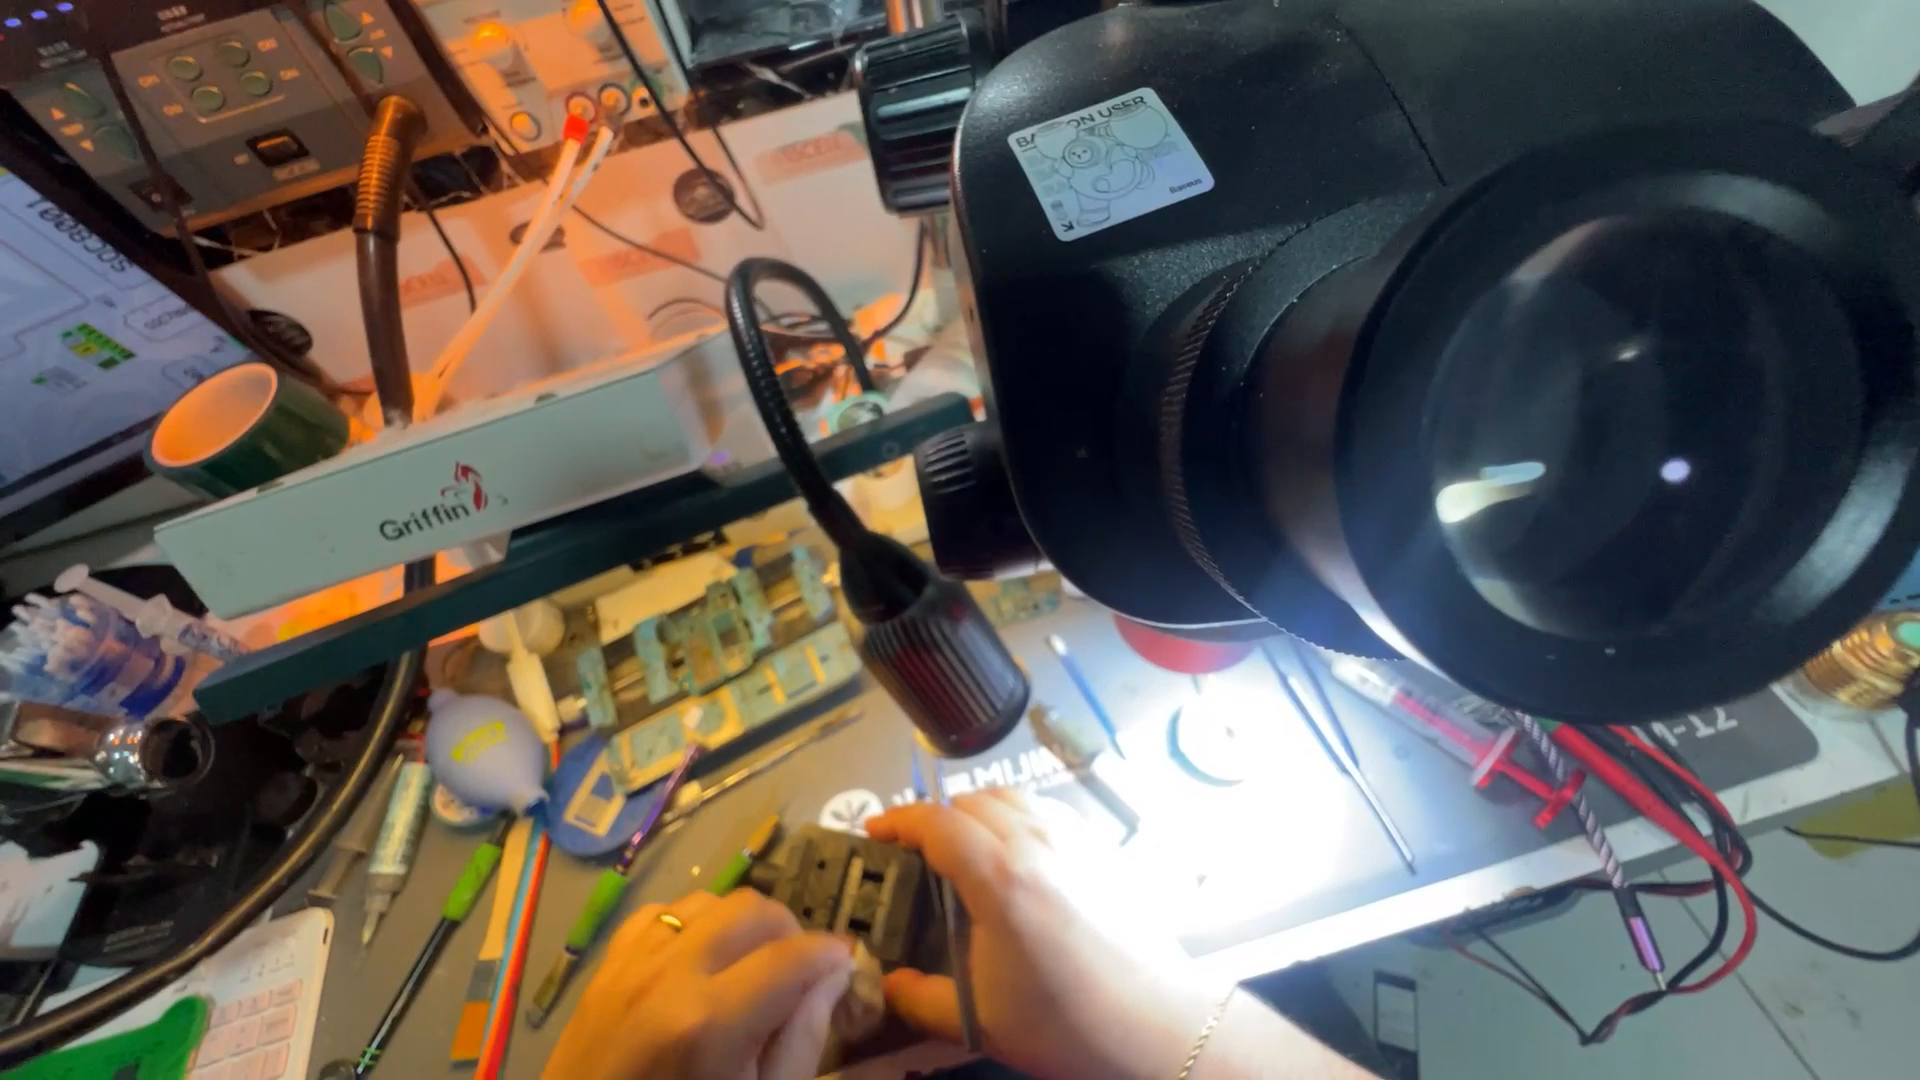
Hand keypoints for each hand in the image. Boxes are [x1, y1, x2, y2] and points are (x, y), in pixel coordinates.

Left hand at [544, 888, 852, 1079]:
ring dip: (742, 923)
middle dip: (789, 931)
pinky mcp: (607, 964)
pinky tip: (699, 959)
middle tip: (798, 969)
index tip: (846, 963)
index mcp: (708, 1024)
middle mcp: (669, 975)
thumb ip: (802, 1038)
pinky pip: (665, 911)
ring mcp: (631, 964)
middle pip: (754, 909)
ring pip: (712, 900)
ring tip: (748, 963)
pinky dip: (695, 923)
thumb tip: (833, 975)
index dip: (830, 954)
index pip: (792, 957)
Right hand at [865, 789, 1217, 1079]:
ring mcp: (1071, 835)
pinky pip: (1043, 806)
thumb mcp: (980, 1019)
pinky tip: (1015, 847)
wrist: (1158, 1027)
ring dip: (975, 809)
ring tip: (964, 843)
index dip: (898, 820)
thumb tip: (886, 981)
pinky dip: (1014, 812)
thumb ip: (919, 997)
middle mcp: (1033, 839)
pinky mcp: (1098, 841)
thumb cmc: (1066, 1023)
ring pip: (1009, 794)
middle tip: (918, 852)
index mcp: (999, 876)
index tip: (875, 833)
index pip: (936, 822)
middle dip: (934, 818)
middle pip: (970, 801)